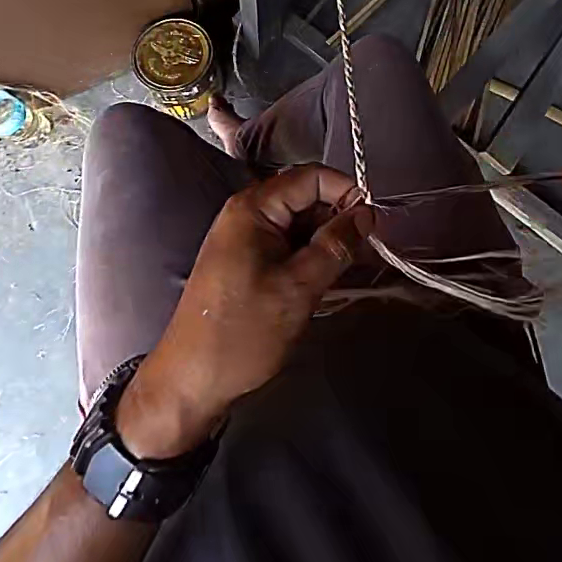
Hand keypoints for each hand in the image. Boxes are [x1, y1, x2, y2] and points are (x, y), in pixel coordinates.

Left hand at [116, 164, 367, 457]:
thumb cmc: (241, 334)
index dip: (346, 192)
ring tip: (351, 266)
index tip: (372, 222)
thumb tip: (368, 214)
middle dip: (339, 216)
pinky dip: (311, 253)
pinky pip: (288, 242)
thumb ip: (337, 244)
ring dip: (328, 238)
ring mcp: (245, 236)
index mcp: (253, 208)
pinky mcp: (247, 259)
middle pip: (306, 196)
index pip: (312, 177)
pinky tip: (328, 276)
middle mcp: (247, 213)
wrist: (189, 384)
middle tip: (366, 248)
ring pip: (300, 221)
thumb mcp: (299, 287)